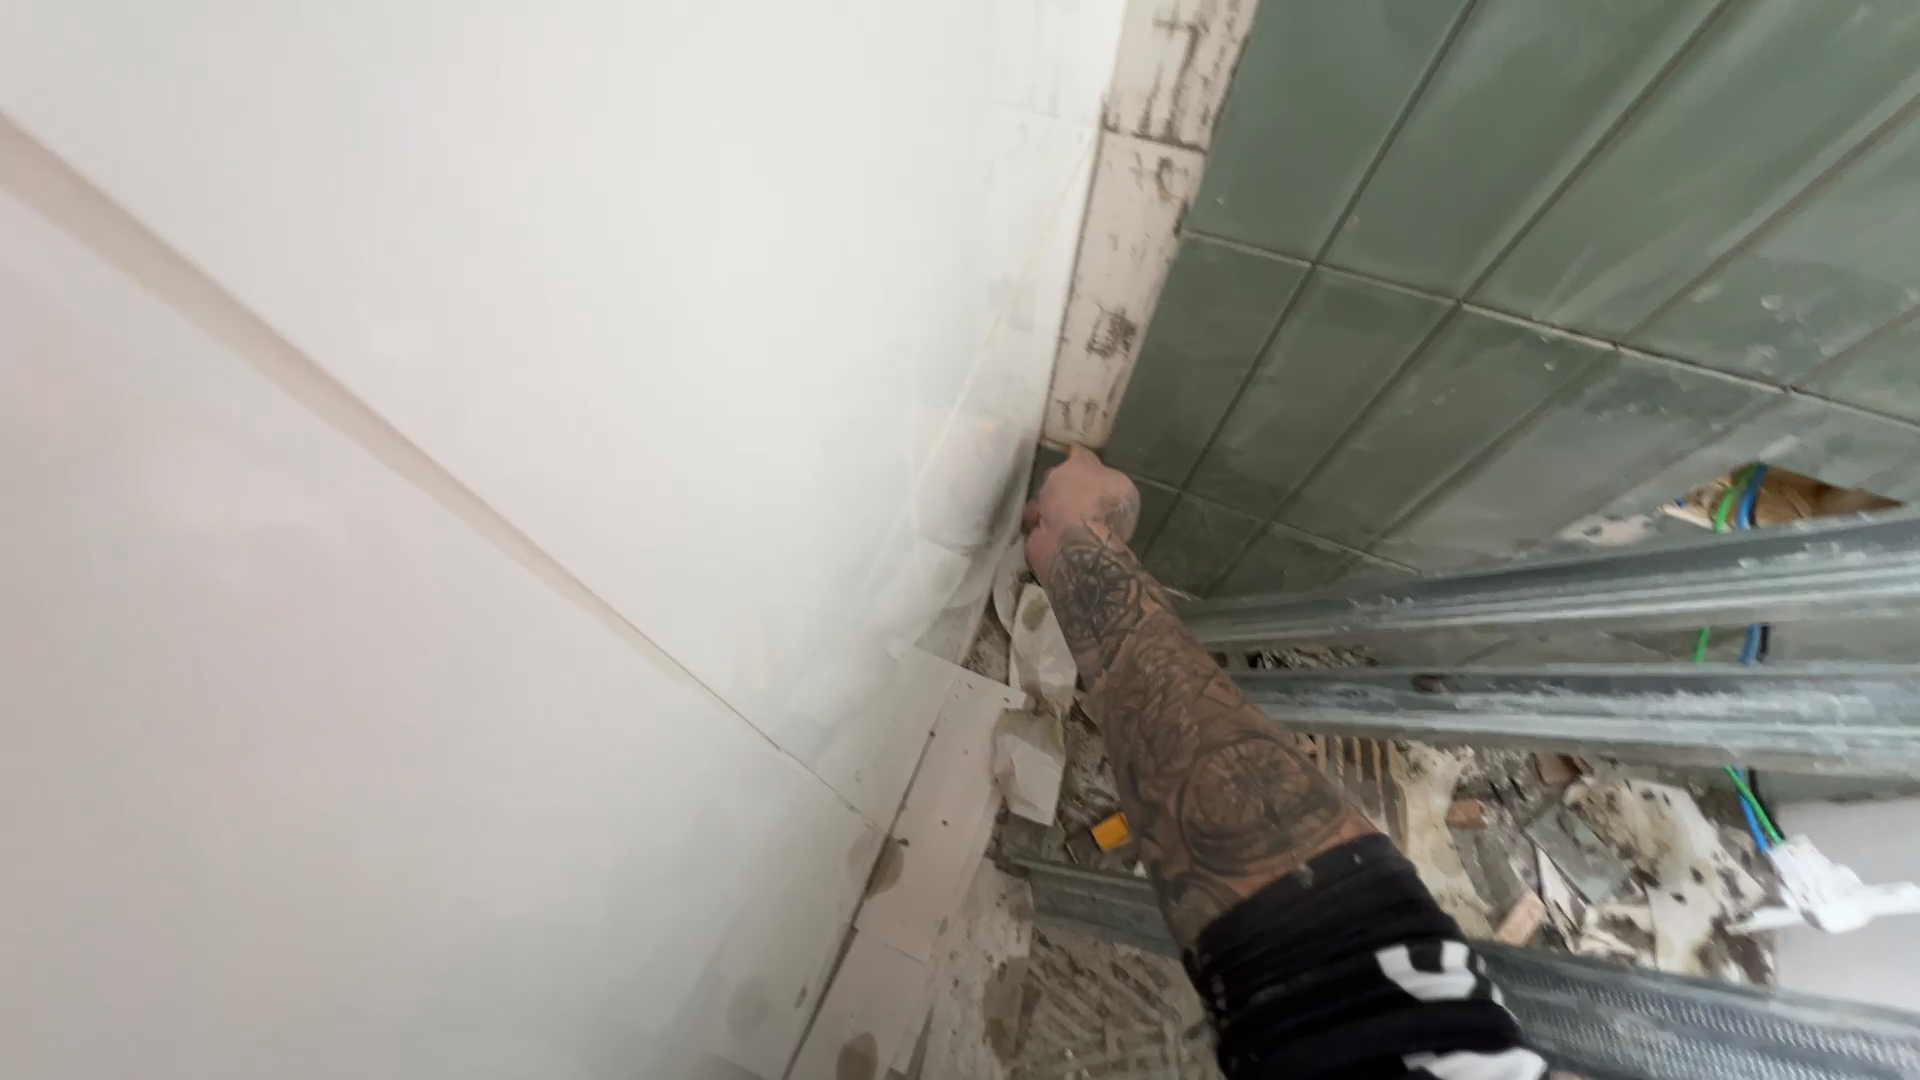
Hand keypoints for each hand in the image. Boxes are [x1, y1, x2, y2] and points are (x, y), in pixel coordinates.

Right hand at [1023, 446, 1140, 581]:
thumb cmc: (1078, 497)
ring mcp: (1088, 535)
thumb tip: (1079, 454)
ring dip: (1045, 507)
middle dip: (1060, 491)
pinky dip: (1038, 525)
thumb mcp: (1080, 464)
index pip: (1102, 476)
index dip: (1082, 470)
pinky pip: (1049, 530)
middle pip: (1079, 495)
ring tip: (1037, 505)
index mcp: (1122, 493)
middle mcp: (1110, 515)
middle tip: (1048, 486)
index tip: (1065, 466)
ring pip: (1061, 513)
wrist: (1065, 543)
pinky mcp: (1066, 550)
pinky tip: (1032, 520)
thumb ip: (1080, 458)